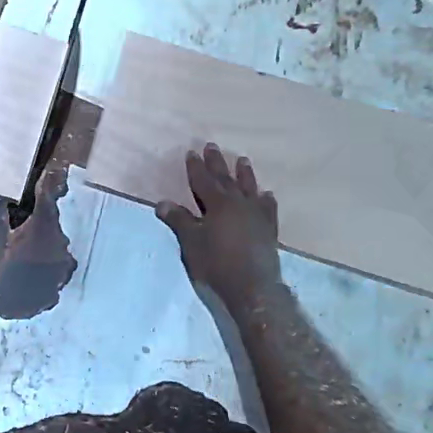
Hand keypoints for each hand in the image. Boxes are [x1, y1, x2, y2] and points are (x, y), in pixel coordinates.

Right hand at [156, 143, 283, 309]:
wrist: (252, 286)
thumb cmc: (216, 263)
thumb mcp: (191, 242)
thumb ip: (179, 220)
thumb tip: (163, 202)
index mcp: (217, 203)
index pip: (203, 180)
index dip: (196, 167)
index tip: (192, 152)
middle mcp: (239, 203)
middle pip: (226, 178)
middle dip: (217, 163)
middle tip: (213, 146)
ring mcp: (257, 215)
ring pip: (250, 188)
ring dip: (245, 174)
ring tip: (243, 160)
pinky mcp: (269, 229)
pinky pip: (268, 208)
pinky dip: (266, 199)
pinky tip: (267, 194)